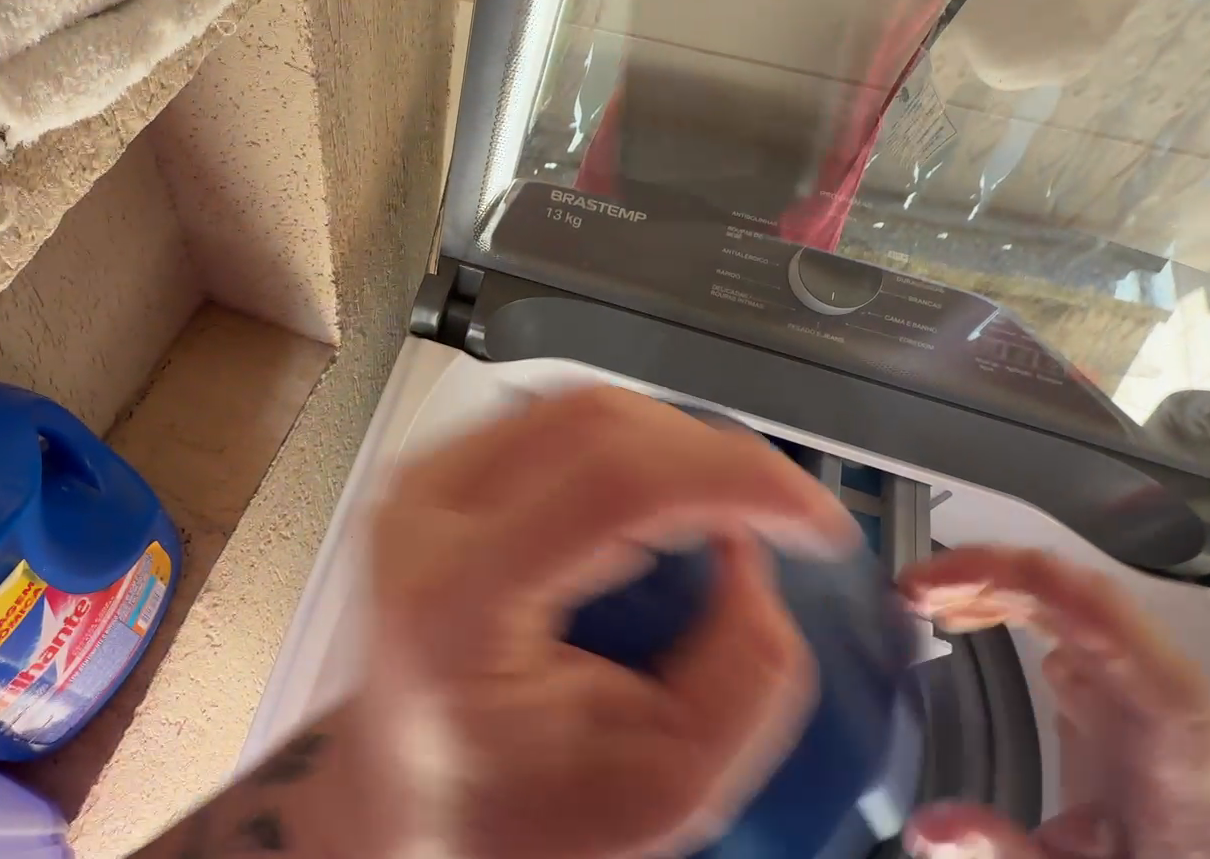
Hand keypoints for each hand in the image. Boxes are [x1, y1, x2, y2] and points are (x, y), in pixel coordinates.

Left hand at [351, 387, 860, 858]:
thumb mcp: (657, 787)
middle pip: (594, 423)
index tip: (807, 513)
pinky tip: (650, 495)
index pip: (609, 485)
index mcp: (458, 597)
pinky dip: (620, 444)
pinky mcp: (433, 474)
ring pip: (572, 406)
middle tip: (771, 508)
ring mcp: (420, 485)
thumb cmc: (504, 803)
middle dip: (708, 453)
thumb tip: (752, 552)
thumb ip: (743, 676)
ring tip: (715, 505)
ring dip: (666, 442)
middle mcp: (422, 517)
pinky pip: (544, 422)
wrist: (401, 785)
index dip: (730, 477)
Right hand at [899, 546, 1209, 858]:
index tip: (949, 579)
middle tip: (910, 589)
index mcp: (1179, 752)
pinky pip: (1073, 626)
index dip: (1038, 589)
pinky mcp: (1133, 702)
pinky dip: (1010, 607)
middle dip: (991, 577)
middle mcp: (1176, 711)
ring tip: (920, 596)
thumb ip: (1005, 852)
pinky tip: (961, 620)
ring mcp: (1157, 700)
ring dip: (994, 585)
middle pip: (1088, 604)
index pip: (1119, 639)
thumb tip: (925, 826)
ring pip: (1075, 604)